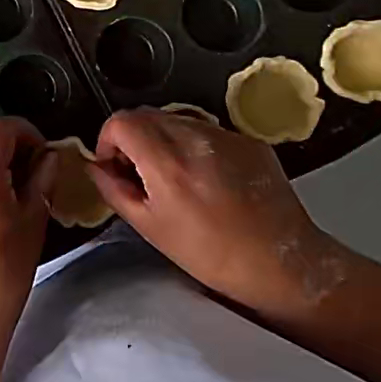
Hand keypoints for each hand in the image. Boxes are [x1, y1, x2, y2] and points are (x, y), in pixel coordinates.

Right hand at [88, 108, 361, 319]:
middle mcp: (197, 140)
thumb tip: (96, 167)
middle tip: (138, 170)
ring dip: (161, 138)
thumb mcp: (148, 226)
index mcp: (168, 163)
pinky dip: (192, 144)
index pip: (121, 122)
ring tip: (172, 174)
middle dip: (131, 137)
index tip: (114, 164)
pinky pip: (205, 130)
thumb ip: (113, 189)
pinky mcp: (250, 142)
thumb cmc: (208, 253)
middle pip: (145, 114)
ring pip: (175, 118)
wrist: (284, 267)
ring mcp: (228, 137)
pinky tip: (204, 177)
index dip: (107, 139)